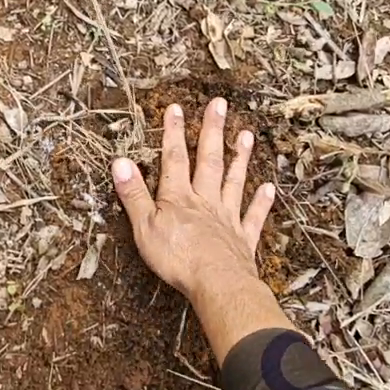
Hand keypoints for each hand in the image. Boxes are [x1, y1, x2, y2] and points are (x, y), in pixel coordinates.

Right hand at [113, 99, 274, 297]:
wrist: (217, 284)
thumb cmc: (177, 259)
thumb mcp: (143, 226)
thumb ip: (133, 194)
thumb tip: (120, 162)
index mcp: (178, 198)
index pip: (174, 159)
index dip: (173, 132)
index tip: (175, 108)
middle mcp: (205, 201)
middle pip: (209, 160)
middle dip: (211, 131)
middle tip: (219, 105)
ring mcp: (226, 218)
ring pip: (234, 182)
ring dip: (239, 158)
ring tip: (245, 135)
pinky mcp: (242, 240)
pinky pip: (253, 217)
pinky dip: (261, 202)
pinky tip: (269, 188)